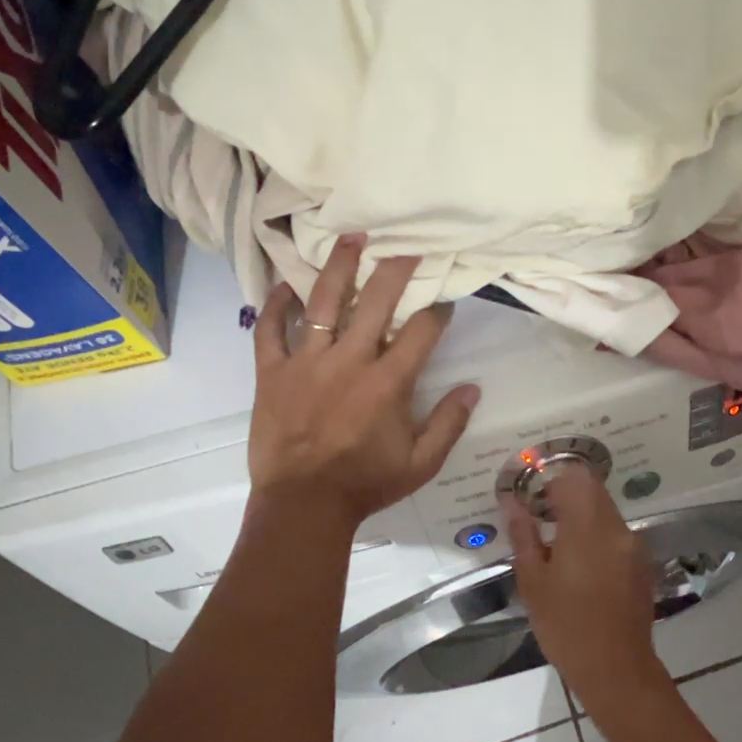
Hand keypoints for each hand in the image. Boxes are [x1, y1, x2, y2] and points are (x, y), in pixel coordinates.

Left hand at [248, 234, 479, 527]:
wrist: (303, 504)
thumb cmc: (366, 484)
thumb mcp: (422, 463)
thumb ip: (449, 424)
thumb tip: (472, 388)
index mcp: (388, 382)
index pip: (421, 331)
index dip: (437, 311)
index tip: (444, 301)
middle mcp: (349, 360)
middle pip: (375, 301)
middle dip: (395, 270)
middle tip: (406, 248)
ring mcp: (306, 361)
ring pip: (324, 302)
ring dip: (339, 266)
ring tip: (351, 238)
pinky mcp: (272, 372)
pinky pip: (270, 329)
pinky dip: (276, 305)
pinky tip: (288, 285)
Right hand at [504, 467, 663, 697]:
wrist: (615, 668)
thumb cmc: (565, 626)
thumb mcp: (533, 582)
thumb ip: (523, 535)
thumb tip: (511, 501)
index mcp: (588, 527)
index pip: (574, 477)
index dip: (550, 482)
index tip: (531, 502)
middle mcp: (617, 528)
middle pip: (593, 491)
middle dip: (565, 497)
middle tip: (540, 521)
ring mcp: (634, 546)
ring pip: (606, 512)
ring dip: (582, 518)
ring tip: (557, 548)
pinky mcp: (643, 564)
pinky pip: (617, 536)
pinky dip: (598, 538)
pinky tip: (582, 568)